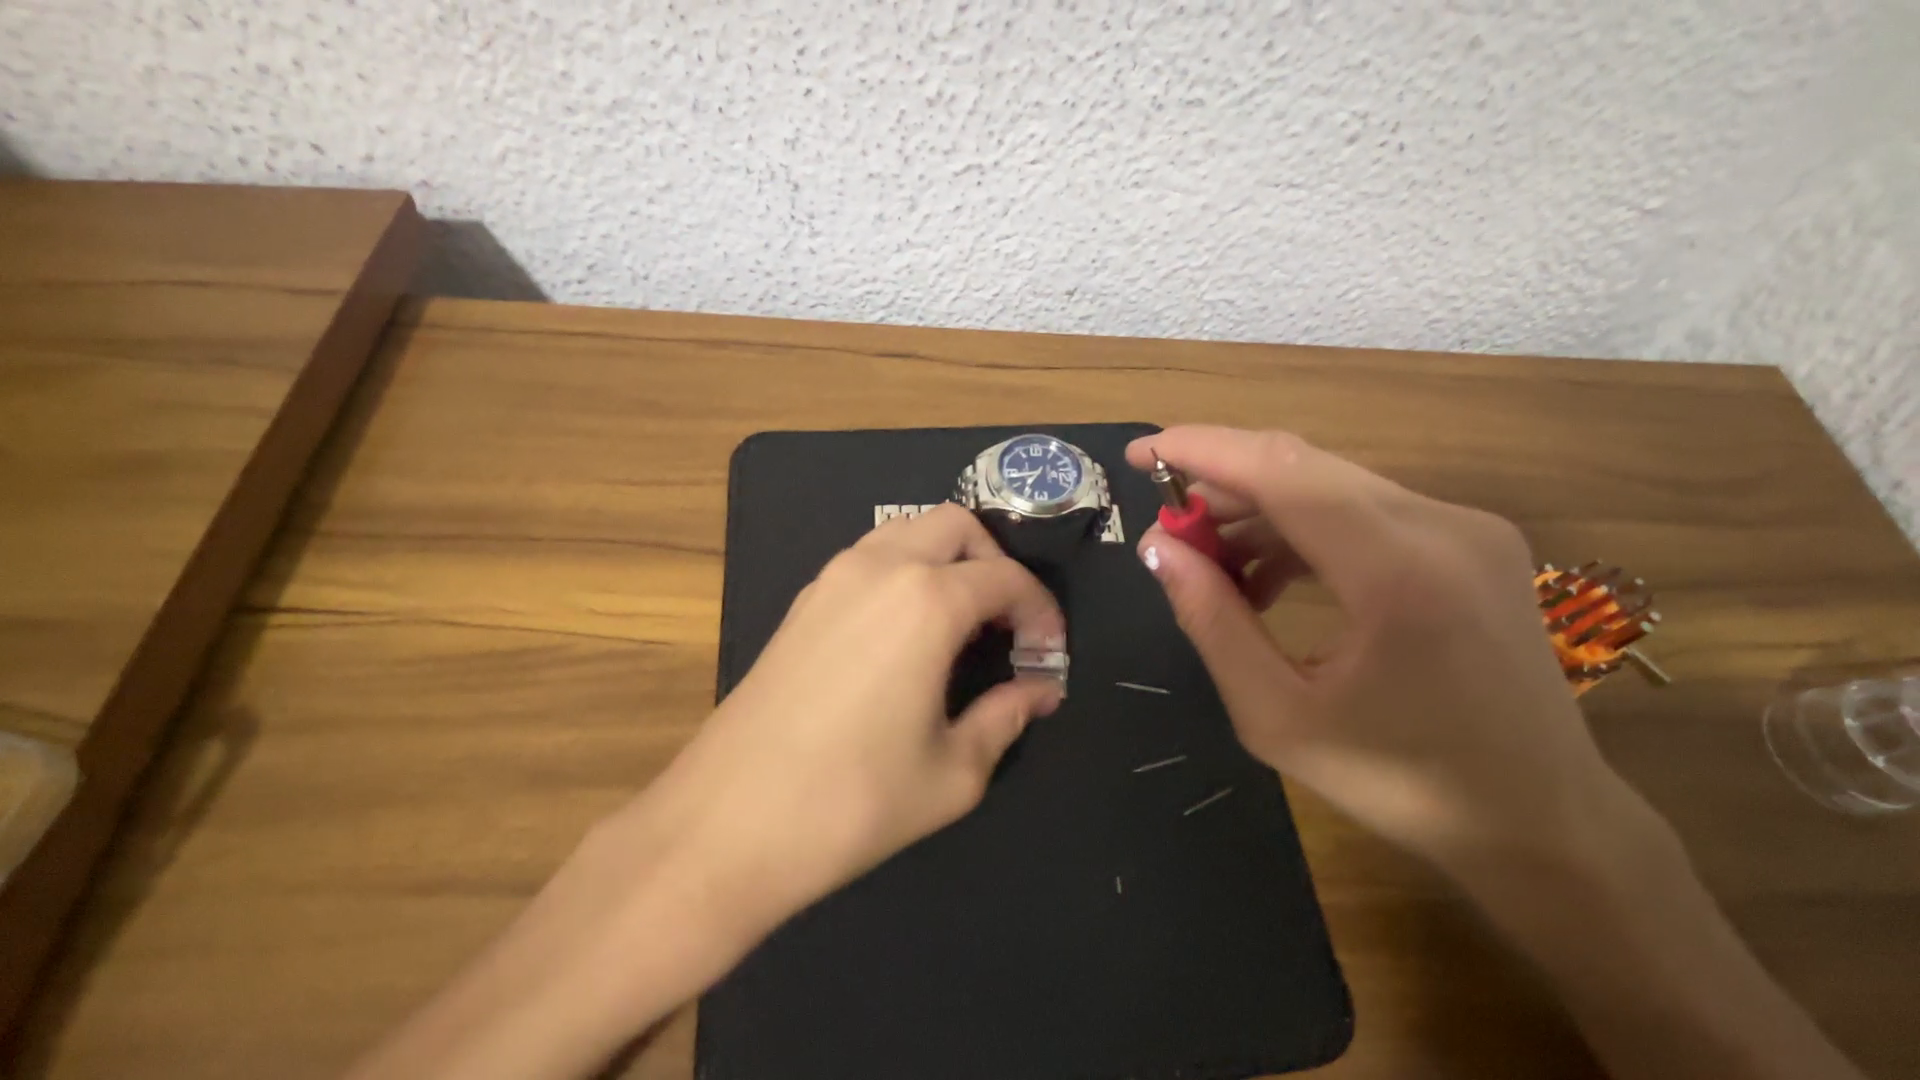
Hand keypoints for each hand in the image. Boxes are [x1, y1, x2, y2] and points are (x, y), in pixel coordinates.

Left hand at [611, 503, 1065, 942]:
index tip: (1049, 657)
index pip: (1006, 579)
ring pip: (906, 533)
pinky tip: (908, 637)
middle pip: (955, 526)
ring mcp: (830, 580)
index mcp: (927, 600)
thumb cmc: (854, 800)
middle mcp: (878, 568)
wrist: (728, 824)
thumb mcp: (953, 772)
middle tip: (1009, 627)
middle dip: (996, 564)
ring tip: (964, 626)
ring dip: (947, 562)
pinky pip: (868, 561)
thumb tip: (1040, 692)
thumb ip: (1006, 717)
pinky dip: (904, 575)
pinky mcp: (800, 604)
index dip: (1042, 614)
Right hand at [1128, 426, 1664, 880]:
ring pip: (1336, 486)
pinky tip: (1270, 577)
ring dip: (1262, 512)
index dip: (1203, 450)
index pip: (1283, 470)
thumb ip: (1212, 622)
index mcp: (1398, 572)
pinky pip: (1369, 512)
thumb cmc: (1402, 784)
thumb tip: (1158, 548)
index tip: (1140, 455)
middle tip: (1168, 530)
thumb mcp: (1278, 716)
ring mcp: (1468, 530)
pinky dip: (1308, 530)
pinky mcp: (1475, 544)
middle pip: (1306, 468)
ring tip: (1210, 565)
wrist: (1540, 819)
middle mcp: (1442, 526)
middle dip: (1224, 485)